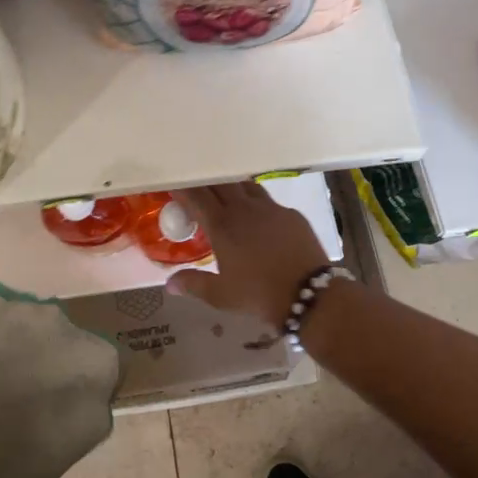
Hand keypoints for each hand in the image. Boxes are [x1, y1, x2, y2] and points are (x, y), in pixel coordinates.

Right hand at [165, 182, 329, 326]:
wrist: (310, 294)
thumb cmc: (259, 295)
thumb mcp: (221, 296)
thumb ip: (193, 284)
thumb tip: (168, 283)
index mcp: (222, 225)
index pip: (197, 196)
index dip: (183, 188)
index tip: (174, 184)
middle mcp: (243, 208)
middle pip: (219, 183)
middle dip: (205, 181)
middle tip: (197, 186)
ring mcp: (269, 207)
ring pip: (244, 185)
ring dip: (230, 186)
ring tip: (225, 194)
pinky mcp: (290, 213)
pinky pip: (267, 199)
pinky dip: (255, 201)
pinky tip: (257, 215)